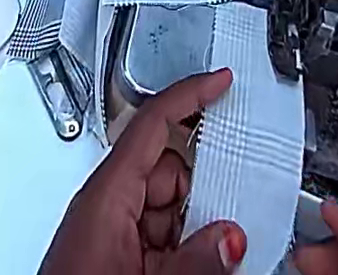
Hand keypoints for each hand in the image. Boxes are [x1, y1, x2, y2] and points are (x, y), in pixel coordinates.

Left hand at [39, 69, 245, 274]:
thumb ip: (194, 261)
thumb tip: (230, 236)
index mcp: (108, 193)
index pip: (151, 123)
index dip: (188, 96)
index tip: (218, 82)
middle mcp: (108, 201)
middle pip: (167, 167)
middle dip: (200, 188)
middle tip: (224, 221)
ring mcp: (112, 227)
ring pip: (168, 203)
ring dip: (192, 225)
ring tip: (203, 260)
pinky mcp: (116, 251)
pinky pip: (159, 230)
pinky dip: (181, 245)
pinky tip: (189, 267)